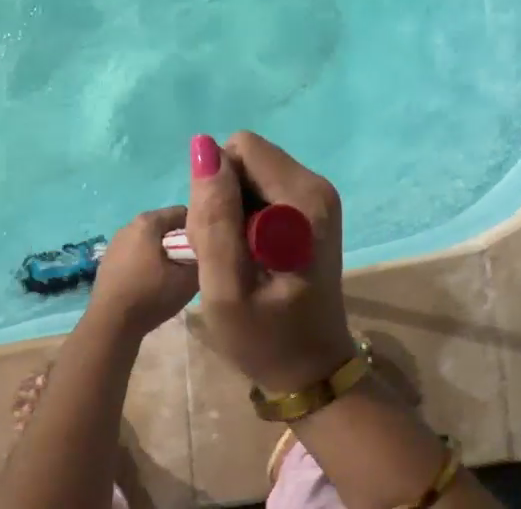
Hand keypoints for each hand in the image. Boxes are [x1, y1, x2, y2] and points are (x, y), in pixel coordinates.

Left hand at [88, 206, 199, 338]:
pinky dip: (146, 262)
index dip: (196, 229)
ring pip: (149, 241)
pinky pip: (135, 253)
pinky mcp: (108, 259)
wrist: (110, 323)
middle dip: (179, 242)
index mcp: (148, 222)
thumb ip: (202, 261)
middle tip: (189, 264)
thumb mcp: (187, 281)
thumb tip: (207, 255)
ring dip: (162, 253)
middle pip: (164, 226)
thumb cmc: (150, 295)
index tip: (203, 248)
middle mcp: (129, 225)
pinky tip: (150, 284)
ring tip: (171, 276)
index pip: (182, 213)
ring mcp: (116, 242)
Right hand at [187, 131, 358, 392]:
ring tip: (235, 258)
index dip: (217, 187)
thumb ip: (214, 218)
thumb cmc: (266, 338)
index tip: (218, 237)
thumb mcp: (226, 288)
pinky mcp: (311, 208)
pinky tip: (247, 255)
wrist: (311, 371)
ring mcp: (316, 197)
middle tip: (224, 253)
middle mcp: (316, 186)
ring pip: (250, 173)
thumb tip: (204, 150)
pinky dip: (244, 217)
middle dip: (222, 197)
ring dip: (230, 209)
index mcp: (303, 200)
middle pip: (247, 158)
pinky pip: (261, 189)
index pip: (241, 149)